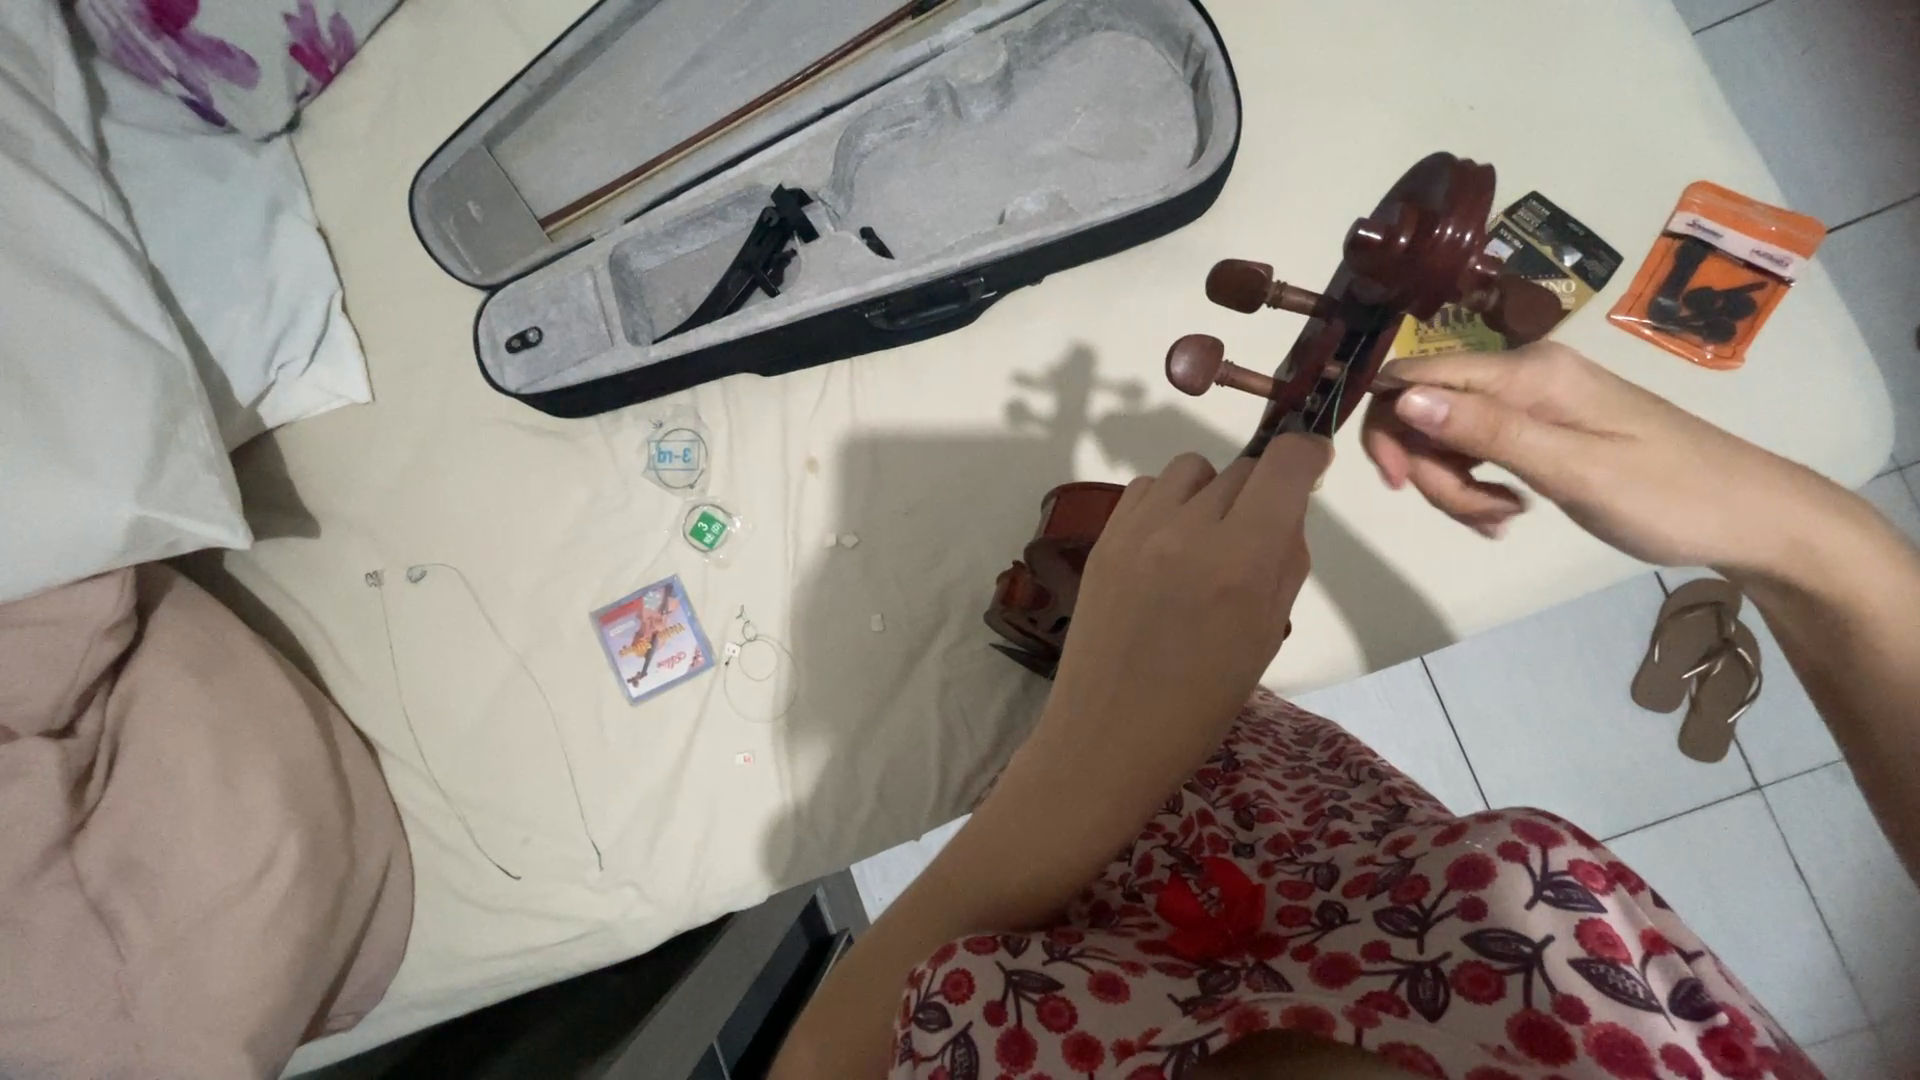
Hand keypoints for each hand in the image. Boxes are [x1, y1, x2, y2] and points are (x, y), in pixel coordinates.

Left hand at [1048, 436, 1331, 749]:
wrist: (1108, 732)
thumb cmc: (1201, 702)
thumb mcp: (1268, 634)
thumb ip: (1284, 561)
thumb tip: (1287, 507)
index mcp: (1242, 561)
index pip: (1284, 462)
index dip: (1306, 457)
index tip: (1309, 470)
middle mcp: (1188, 530)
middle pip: (1241, 469)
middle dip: (1259, 494)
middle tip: (1249, 542)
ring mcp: (1136, 531)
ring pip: (1190, 470)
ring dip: (1209, 492)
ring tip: (1201, 543)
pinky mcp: (1101, 538)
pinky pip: (1145, 489)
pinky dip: (1165, 504)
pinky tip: (1163, 547)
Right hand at [1360, 342, 1825, 571]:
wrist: (1752, 517)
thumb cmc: (1669, 496)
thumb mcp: (1572, 469)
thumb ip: (1486, 430)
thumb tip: (1403, 398)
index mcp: (1529, 373)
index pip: (1413, 378)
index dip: (1387, 427)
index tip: (1399, 483)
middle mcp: (1521, 375)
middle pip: (1423, 414)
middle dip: (1428, 470)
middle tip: (1475, 513)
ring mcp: (1528, 400)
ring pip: (1443, 439)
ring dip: (1454, 487)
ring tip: (1502, 519)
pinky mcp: (1536, 425)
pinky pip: (1473, 451)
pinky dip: (1474, 487)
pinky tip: (1507, 513)